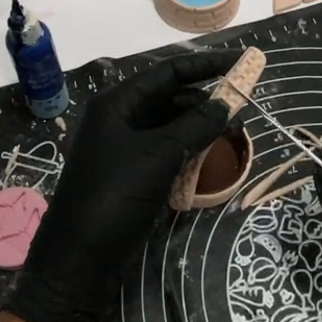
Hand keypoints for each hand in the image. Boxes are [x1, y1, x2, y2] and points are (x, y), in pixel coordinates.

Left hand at [5, 51, 237, 321]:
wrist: (78, 260)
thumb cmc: (114, 196)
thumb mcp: (159, 157)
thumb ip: (195, 126)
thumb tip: (228, 102)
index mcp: (116, 103)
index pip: (167, 72)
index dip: (206, 65)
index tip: (241, 62)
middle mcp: (118, 117)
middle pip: (169, 97)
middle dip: (206, 102)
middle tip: (244, 111)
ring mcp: (122, 146)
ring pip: (169, 125)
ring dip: (199, 128)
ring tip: (233, 135)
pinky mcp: (129, 172)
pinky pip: (164, 150)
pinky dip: (187, 151)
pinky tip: (208, 160)